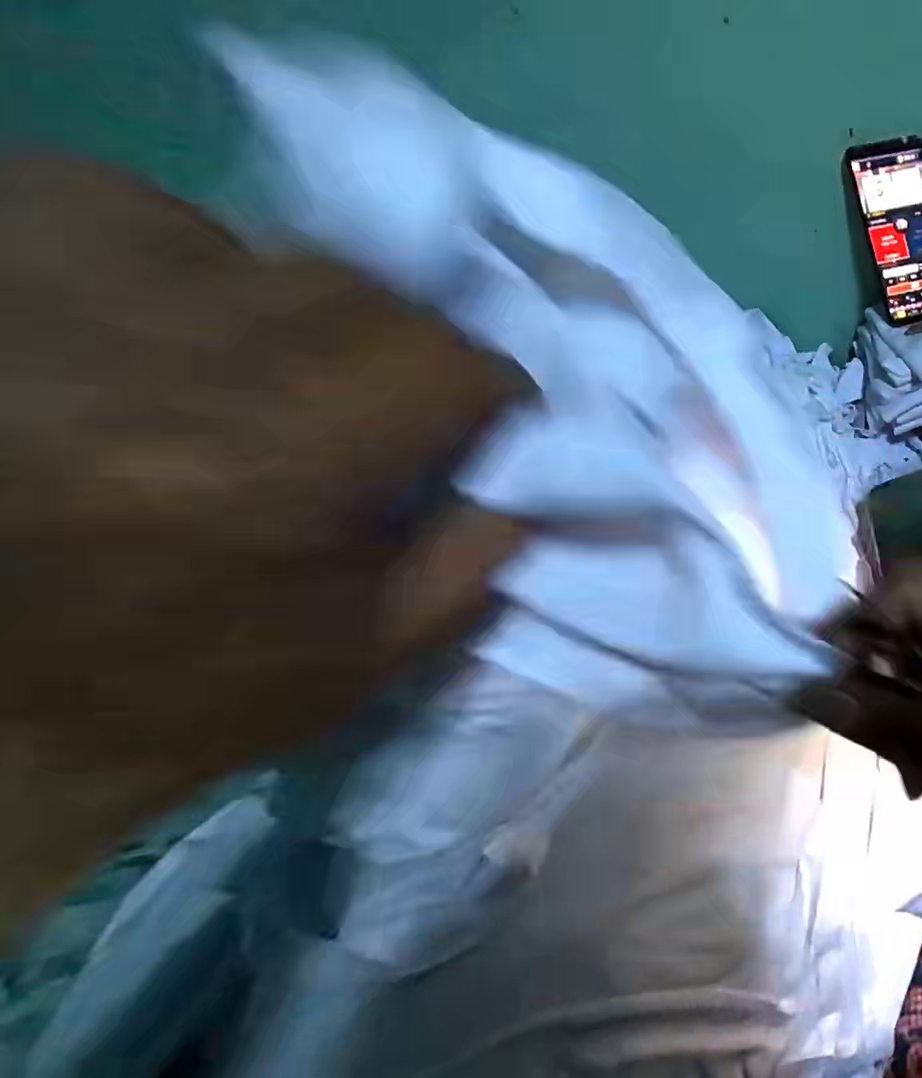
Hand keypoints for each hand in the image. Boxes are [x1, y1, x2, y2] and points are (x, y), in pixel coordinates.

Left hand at [0, 157, 526, 791]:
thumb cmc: (183, 690)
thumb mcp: (374, 648)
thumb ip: (478, 553)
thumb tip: (538, 474)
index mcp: (272, 464)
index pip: (443, 358)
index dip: (488, 387)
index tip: (485, 421)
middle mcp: (152, 359)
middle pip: (356, 292)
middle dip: (402, 349)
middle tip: (383, 409)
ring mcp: (32, 295)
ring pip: (245, 244)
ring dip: (288, 308)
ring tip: (262, 376)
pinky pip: (109, 210)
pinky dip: (167, 260)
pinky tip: (154, 331)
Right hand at [792, 560, 921, 860]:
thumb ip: (892, 724)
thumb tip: (812, 690)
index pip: (911, 585)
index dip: (859, 618)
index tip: (826, 669)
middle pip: (913, 606)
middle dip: (875, 658)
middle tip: (858, 716)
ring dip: (896, 687)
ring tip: (898, 753)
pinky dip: (921, 699)